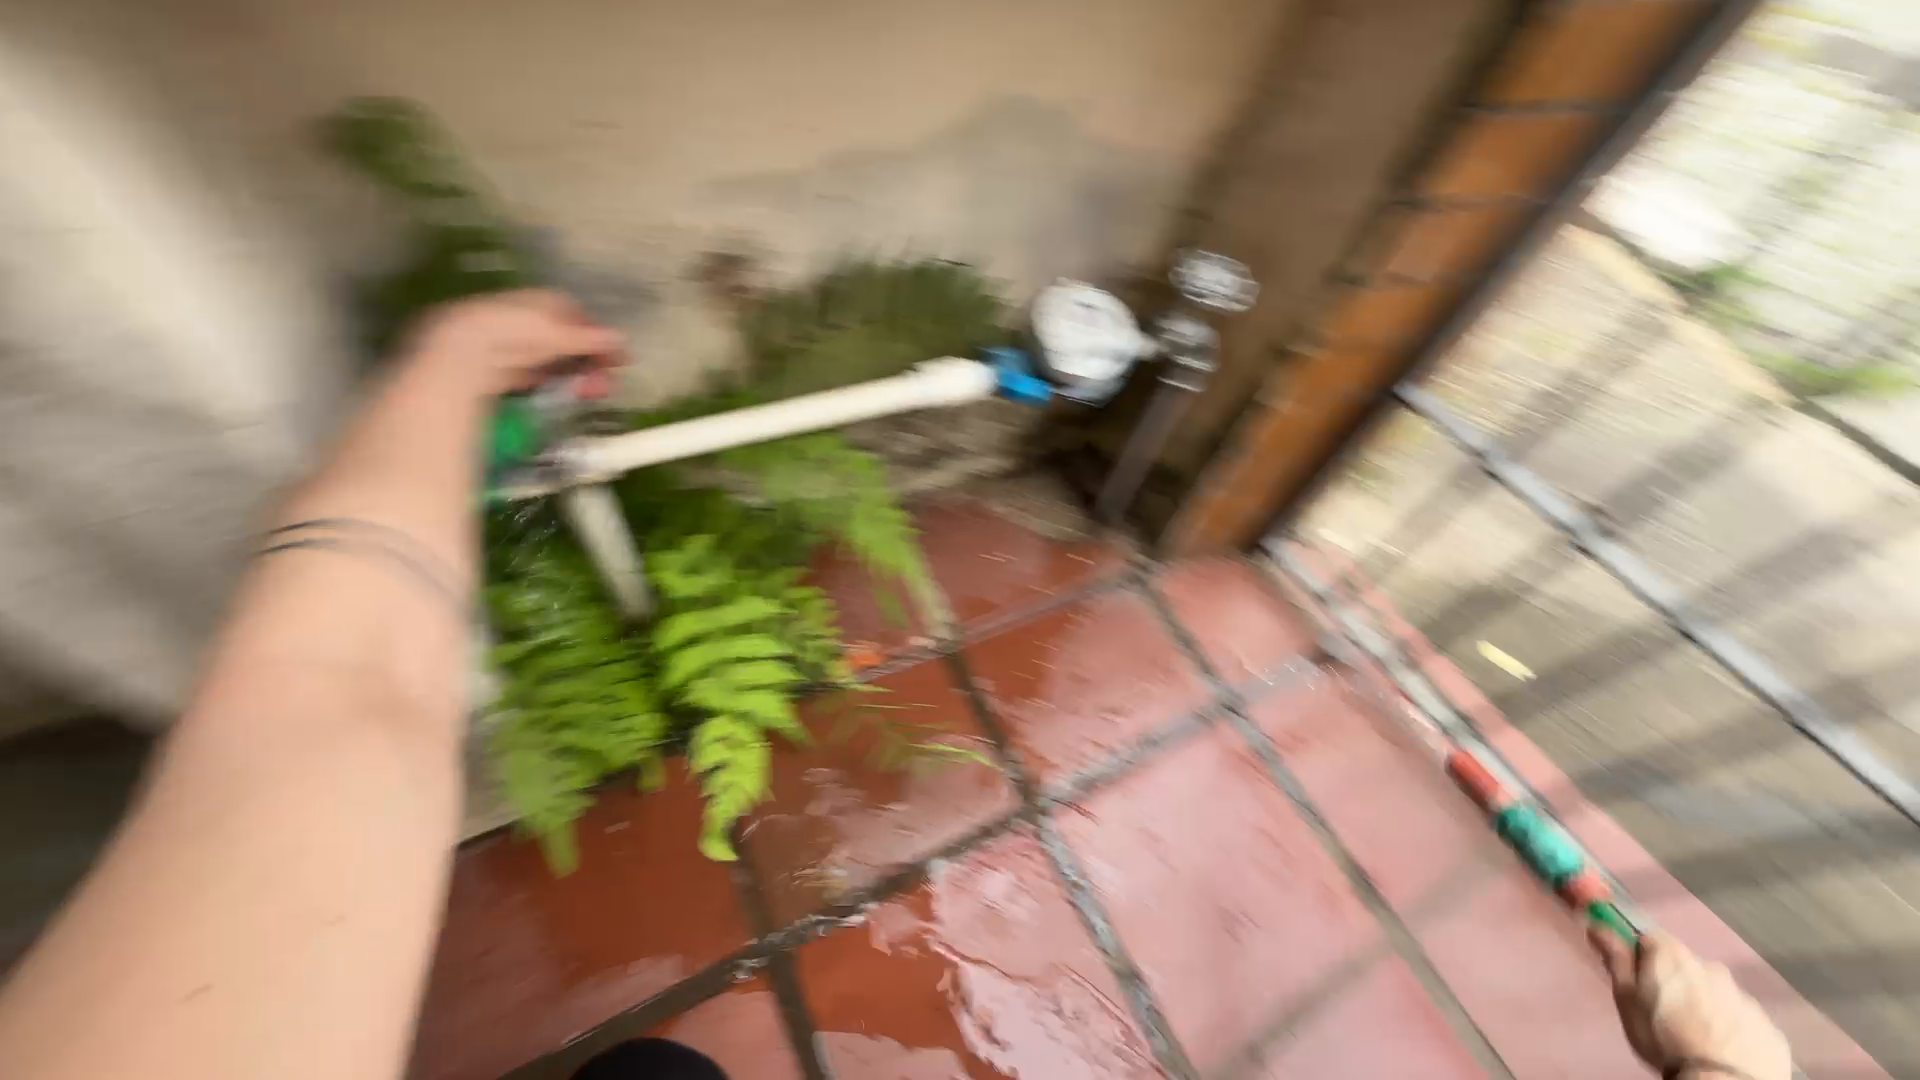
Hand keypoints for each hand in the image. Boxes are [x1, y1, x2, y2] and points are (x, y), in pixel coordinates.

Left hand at [402, 289, 624, 395]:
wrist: (464, 352)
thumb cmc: (514, 332)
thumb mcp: (559, 334)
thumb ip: (590, 338)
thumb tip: (622, 338)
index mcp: (541, 302)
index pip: (576, 315)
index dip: (597, 335)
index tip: (614, 357)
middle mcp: (527, 319)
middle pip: (567, 341)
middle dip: (591, 363)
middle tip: (608, 383)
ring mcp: (514, 344)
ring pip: (554, 361)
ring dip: (577, 377)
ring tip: (592, 393)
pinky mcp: (503, 369)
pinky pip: (538, 376)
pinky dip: (555, 385)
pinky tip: (565, 396)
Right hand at [1590, 927, 1790, 1079]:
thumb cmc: (1661, 1036)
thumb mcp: (1625, 998)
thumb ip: (1615, 958)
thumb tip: (1597, 926)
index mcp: (1673, 956)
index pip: (1649, 937)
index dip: (1638, 952)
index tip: (1633, 972)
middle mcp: (1712, 968)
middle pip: (1685, 965)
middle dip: (1673, 980)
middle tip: (1662, 1007)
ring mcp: (1746, 999)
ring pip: (1715, 992)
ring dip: (1702, 1002)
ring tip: (1694, 1031)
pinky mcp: (1769, 1028)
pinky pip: (1741, 1018)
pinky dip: (1729, 1025)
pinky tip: (1720, 1045)